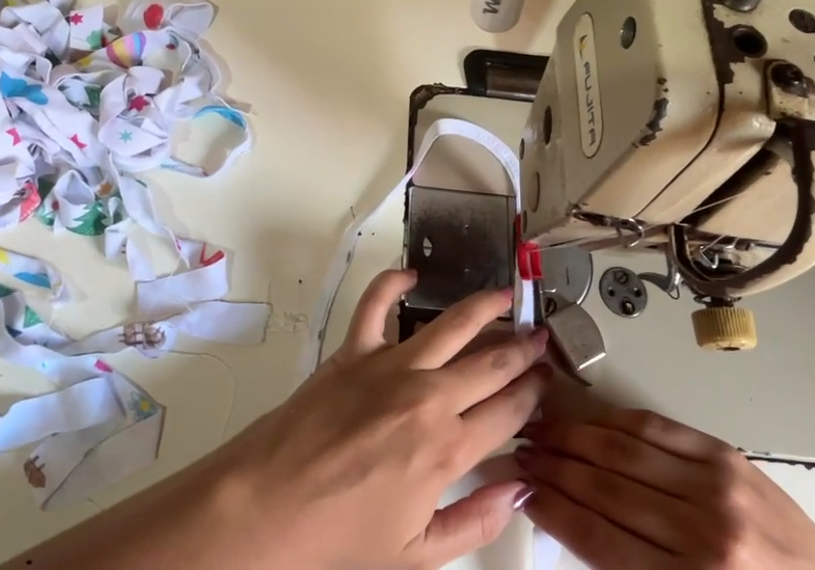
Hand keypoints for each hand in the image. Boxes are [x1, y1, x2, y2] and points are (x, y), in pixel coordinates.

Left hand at [9, 269, 550, 569]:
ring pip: (450, 324)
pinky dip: (392, 282)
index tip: (547, 381)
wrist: (267, 506)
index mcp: (448, 448)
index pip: (509, 410)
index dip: (535, 393)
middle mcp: (428, 397)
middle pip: (491, 361)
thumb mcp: (419, 551)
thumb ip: (476, 520)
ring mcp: (389, 366)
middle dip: (523, 347)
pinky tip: (410, 272)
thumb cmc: (339, 538)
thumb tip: (519, 489)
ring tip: (505, 295)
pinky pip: (376, 305)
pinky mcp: (352, 351)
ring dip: (483, 306)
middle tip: (541, 337)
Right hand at [516, 408, 814, 568]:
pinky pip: (654, 428)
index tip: (521, 492)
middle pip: (602, 490)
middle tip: (519, 455)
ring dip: (571, 439)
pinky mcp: (723, 454)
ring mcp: (713, 486)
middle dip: (552, 470)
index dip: (552, 512)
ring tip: (539, 432)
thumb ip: (625, 569)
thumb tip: (563, 520)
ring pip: (621, 452)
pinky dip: (612, 422)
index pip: (598, 540)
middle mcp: (700, 533)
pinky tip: (586, 422)